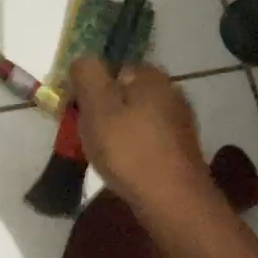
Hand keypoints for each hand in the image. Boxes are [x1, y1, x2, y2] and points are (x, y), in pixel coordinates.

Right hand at [68, 57, 210, 218]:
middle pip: (124, 94)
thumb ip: (87, 76)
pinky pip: (147, 138)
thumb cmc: (128, 151)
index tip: (76, 114)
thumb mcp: (97, 108)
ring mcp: (179, 120)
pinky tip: (124, 165)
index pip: (111, 70)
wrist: (172, 199)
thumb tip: (83, 59)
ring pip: (135, 116)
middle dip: (104, 111)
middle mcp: (171, 91)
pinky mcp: (181, 146)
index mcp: (150, 76)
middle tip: (87, 136)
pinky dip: (132, 147)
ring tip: (103, 154)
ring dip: (117, 130)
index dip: (90, 90)